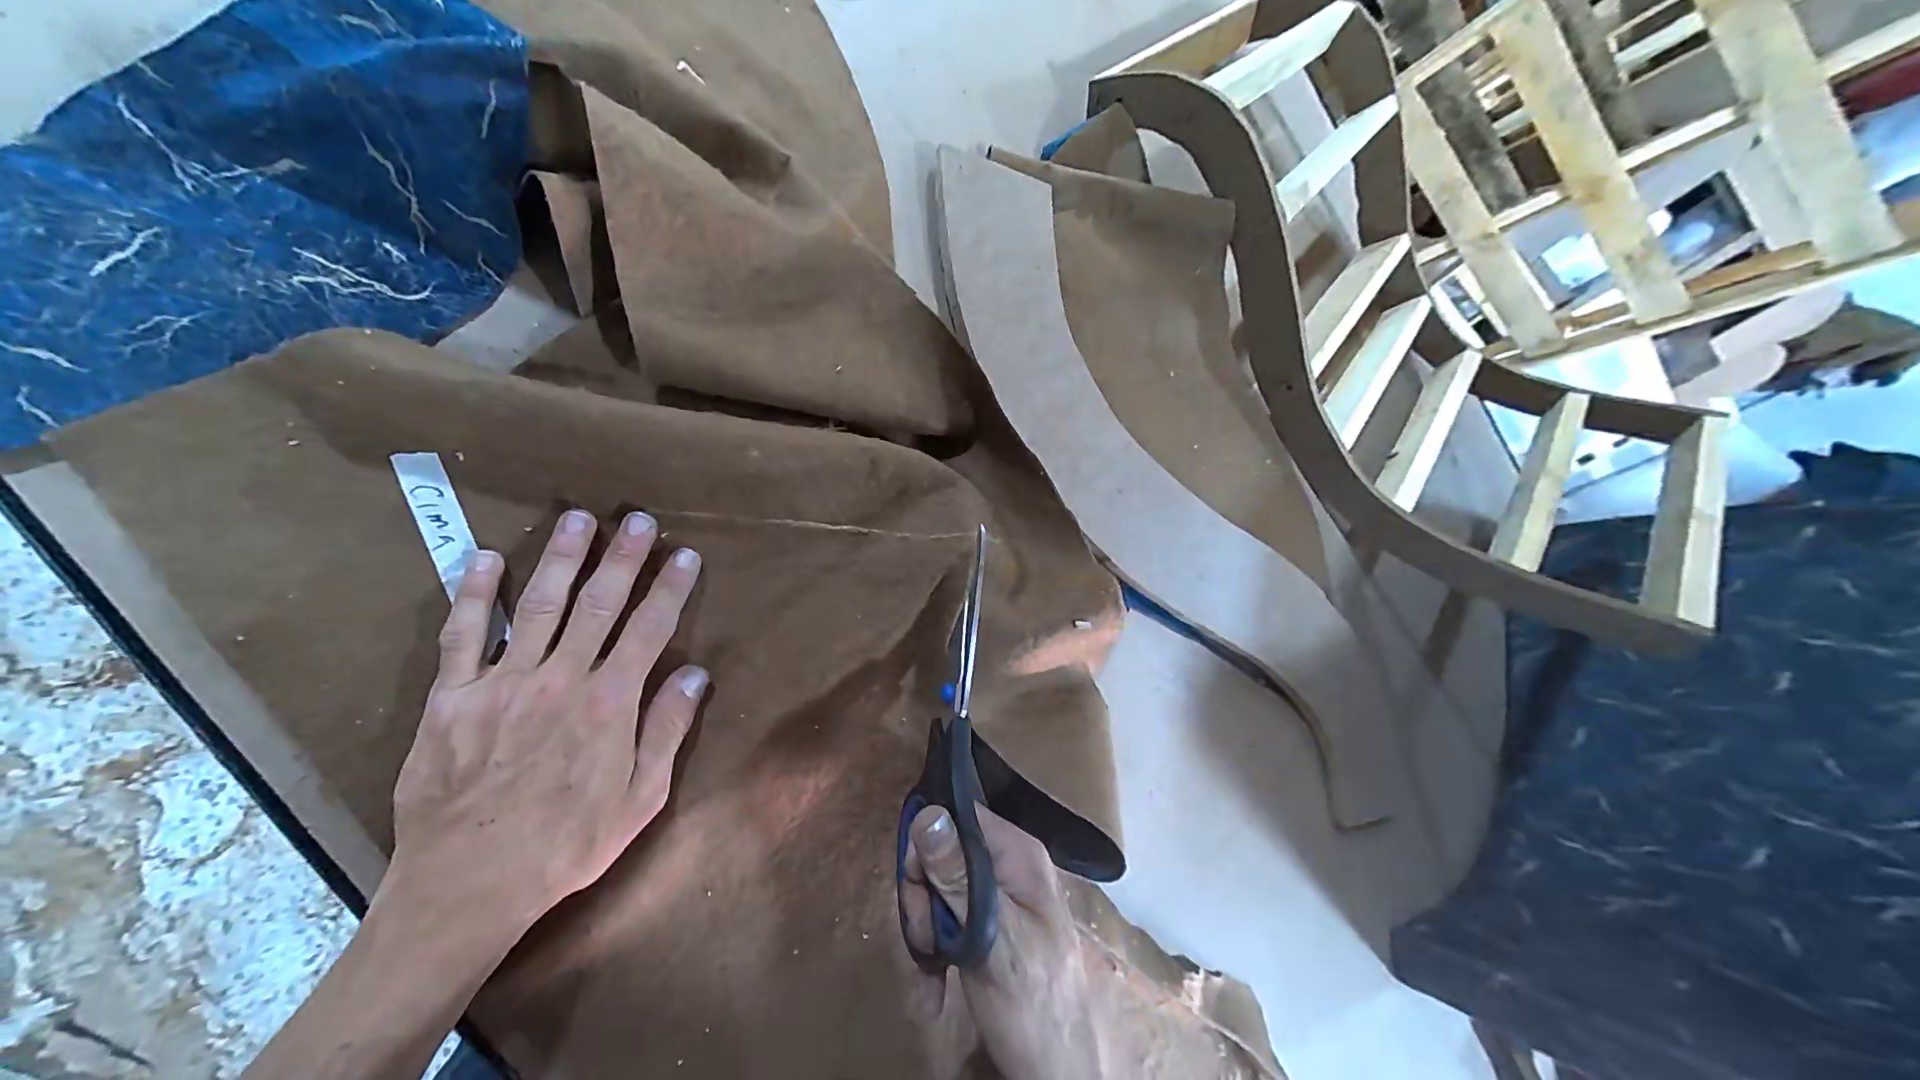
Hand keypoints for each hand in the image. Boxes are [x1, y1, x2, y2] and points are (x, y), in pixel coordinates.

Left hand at [387, 507, 707, 937]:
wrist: (467, 885)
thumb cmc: (566, 845)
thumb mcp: (640, 800)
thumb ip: (667, 732)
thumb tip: (696, 676)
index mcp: (608, 704)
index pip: (649, 629)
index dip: (670, 588)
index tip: (684, 555)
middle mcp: (560, 679)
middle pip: (598, 604)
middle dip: (622, 557)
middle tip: (637, 518)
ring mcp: (502, 683)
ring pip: (539, 605)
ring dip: (562, 558)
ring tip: (578, 519)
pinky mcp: (452, 697)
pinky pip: (464, 635)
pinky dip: (475, 594)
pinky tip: (486, 559)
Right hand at [902, 804, 1101, 1079]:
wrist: (1054, 1071)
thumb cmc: (1031, 1001)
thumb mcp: (991, 936)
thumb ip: (958, 876)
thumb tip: (930, 812)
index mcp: (1018, 853)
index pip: (958, 816)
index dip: (927, 844)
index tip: (915, 886)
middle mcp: (1009, 864)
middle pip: (943, 854)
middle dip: (923, 900)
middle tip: (924, 942)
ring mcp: (999, 895)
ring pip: (939, 889)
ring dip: (925, 932)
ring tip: (932, 972)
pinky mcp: (989, 924)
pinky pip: (947, 919)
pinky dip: (934, 951)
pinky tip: (934, 987)